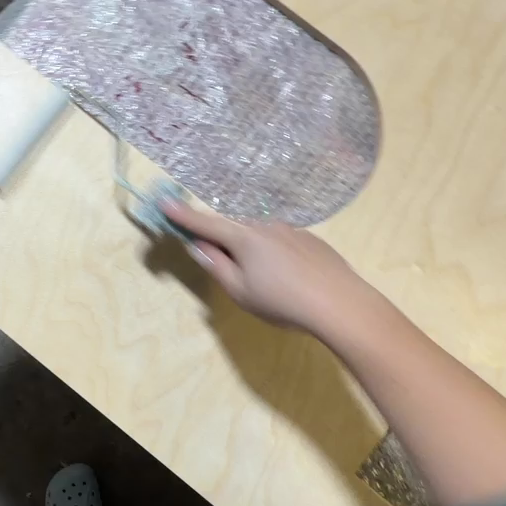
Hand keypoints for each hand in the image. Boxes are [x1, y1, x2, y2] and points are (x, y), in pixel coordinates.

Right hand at [160, 199, 380, 338]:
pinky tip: (285, 278)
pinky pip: (280, 241)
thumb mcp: (240, 291)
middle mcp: (265, 225)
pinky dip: (272, 253)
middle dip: (220, 238)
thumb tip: (200, 247)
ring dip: (248, 248)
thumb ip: (217, 266)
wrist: (340, 303)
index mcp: (244, 237)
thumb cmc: (282, 301)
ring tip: (259, 279)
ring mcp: (291, 230)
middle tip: (217, 261)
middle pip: (233, 227)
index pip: (205, 224)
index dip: (183, 215)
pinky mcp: (310, 240)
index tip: (164, 202)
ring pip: (258, 234)